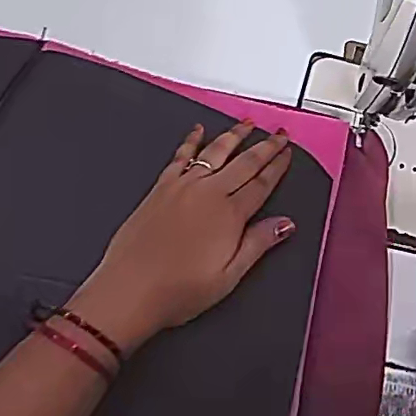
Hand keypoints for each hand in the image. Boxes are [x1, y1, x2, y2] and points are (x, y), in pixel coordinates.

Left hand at [71, 121, 295, 351]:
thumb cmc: (176, 290)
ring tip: (246, 125)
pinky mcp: (161, 187)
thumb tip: (284, 224)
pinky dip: (192, 140)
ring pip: (216, 151)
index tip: (287, 154)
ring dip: (234, 135)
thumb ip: (258, 244)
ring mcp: (183, 187)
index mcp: (229, 215)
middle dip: (265, 146)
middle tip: (278, 136)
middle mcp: (208, 193)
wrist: (128, 290)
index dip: (277, 167)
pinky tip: (198, 131)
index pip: (262, 183)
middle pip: (245, 162)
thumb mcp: (228, 277)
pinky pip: (181, 155)